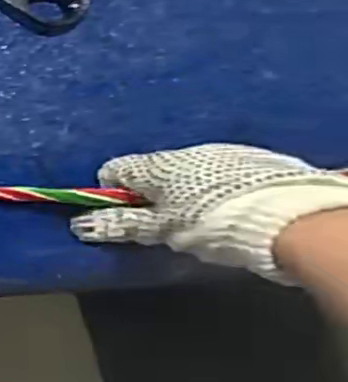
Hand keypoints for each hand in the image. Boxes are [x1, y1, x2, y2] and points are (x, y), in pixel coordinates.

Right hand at [70, 144, 347, 282]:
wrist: (303, 219)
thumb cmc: (212, 222)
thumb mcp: (160, 230)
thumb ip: (118, 224)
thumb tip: (78, 224)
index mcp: (156, 165)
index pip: (115, 170)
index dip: (116, 194)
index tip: (129, 213)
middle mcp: (190, 151)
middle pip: (156, 170)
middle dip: (157, 191)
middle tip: (170, 219)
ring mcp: (232, 153)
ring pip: (195, 170)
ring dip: (193, 189)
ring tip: (210, 215)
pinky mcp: (269, 160)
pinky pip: (231, 172)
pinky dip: (226, 187)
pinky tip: (240, 206)